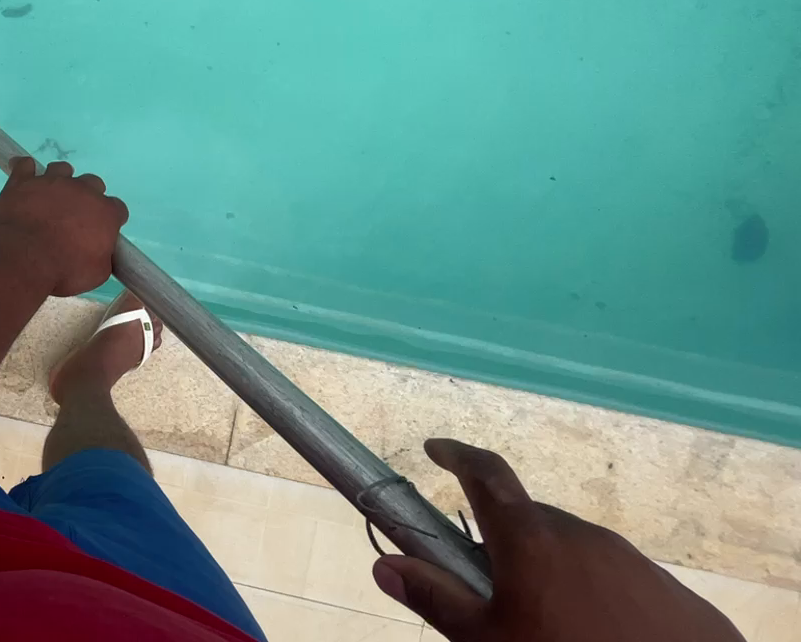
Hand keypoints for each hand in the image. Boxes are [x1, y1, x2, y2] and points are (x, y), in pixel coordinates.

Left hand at [0, 158, 128, 296]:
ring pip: (61, 169)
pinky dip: (24, 170)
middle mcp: (81, 190)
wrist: (25, 257)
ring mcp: (51, 181)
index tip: (101, 229)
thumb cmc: (64, 270)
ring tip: (50, 196)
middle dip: (86, 196)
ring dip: (59, 180)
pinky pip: (24, 165)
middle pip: (92, 183)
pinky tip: (24, 177)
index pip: (117, 208)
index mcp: (105, 212)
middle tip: (74, 214)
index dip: (110, 218)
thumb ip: (103, 256)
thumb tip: (100, 251)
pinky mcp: (23, 181)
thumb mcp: (96, 273)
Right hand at [373, 439, 742, 641]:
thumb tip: (384, 565)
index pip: (486, 472)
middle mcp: (585, 538)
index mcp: (531, 538)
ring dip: (560, 570)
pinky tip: (608, 637)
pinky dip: (609, 599)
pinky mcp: (690, 607)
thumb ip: (436, 598)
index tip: (436, 450)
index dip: (457, 454)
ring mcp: (644, 569)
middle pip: (533, 522)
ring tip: (556, 620)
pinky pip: (633, 587)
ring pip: (583, 554)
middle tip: (497, 579)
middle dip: (510, 540)